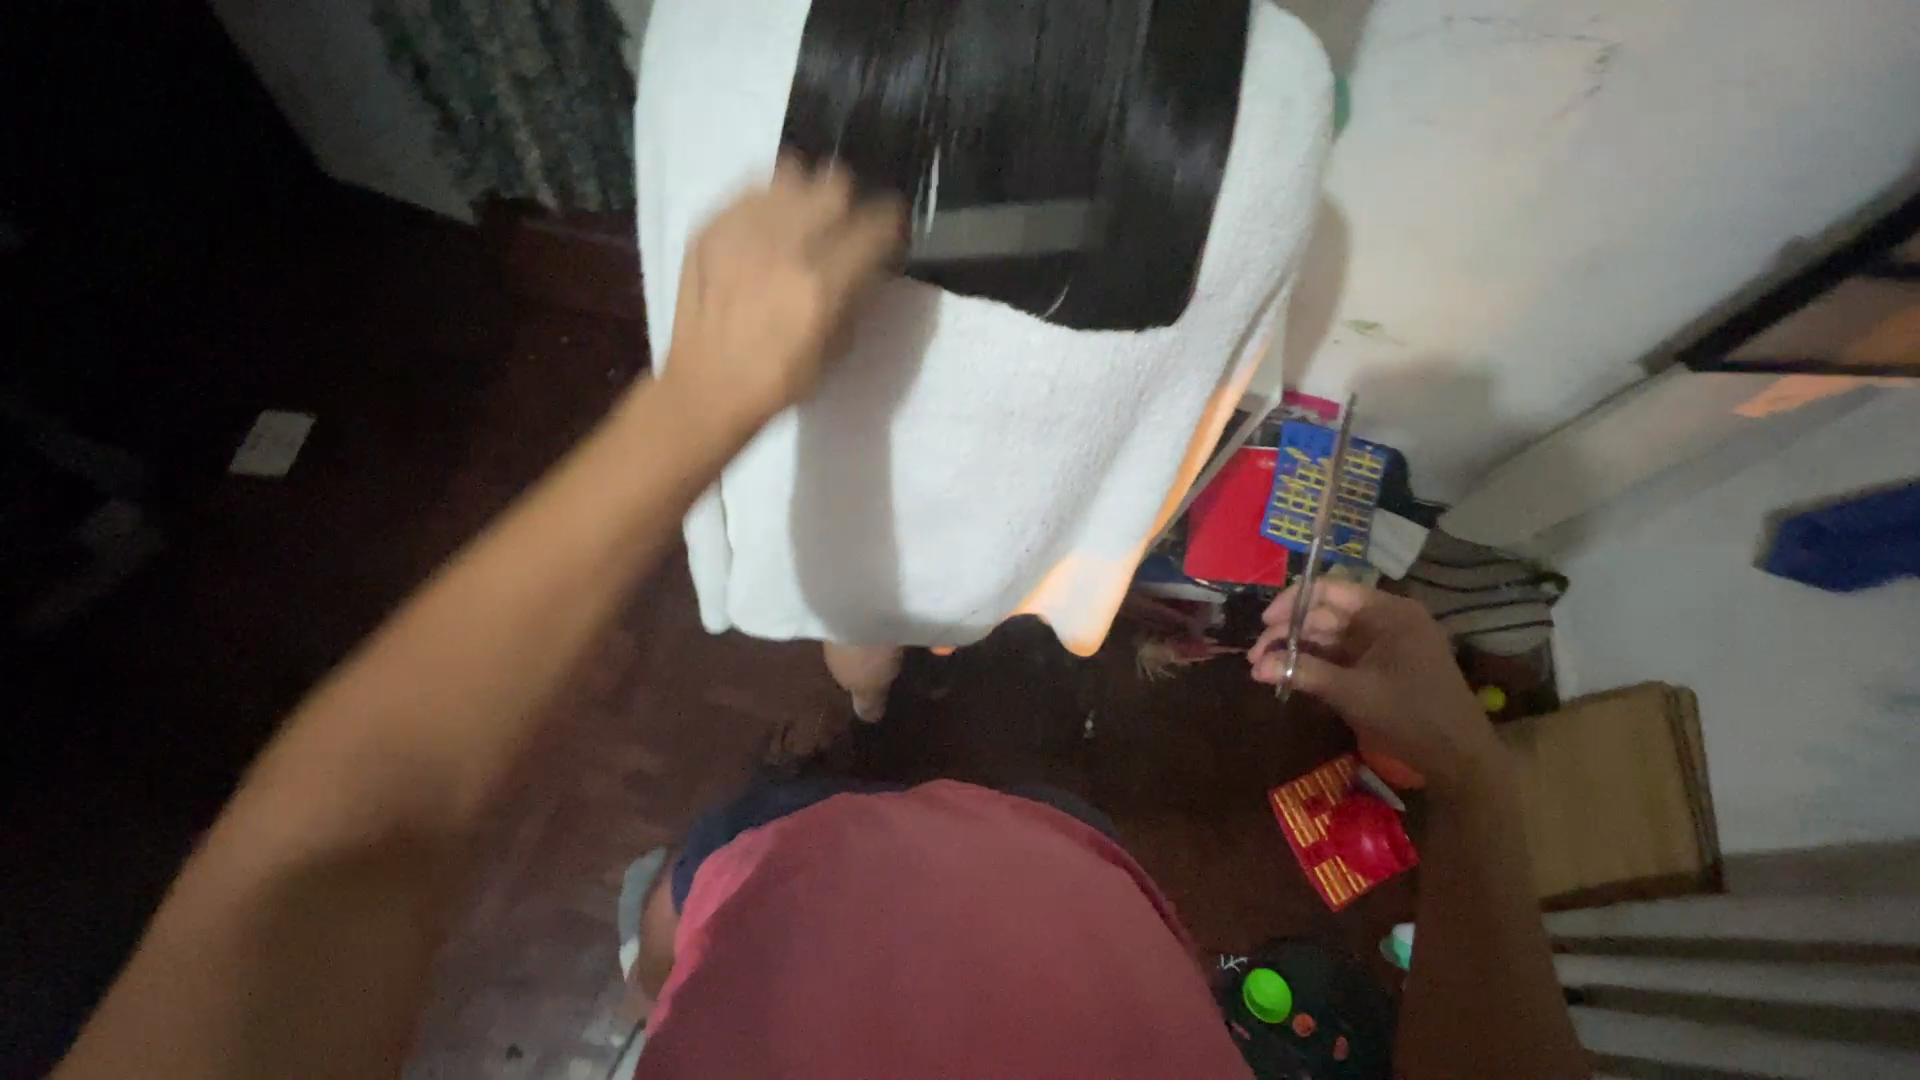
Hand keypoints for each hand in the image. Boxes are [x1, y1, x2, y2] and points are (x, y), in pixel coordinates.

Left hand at [657, 157, 905, 431]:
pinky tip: (768, 228)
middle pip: (835, 185)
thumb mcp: (837, 349)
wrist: (707, 386)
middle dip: (849, 204)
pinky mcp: (712, 226)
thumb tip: (869, 264)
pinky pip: (752, 190)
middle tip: (845, 226)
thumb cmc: (780, 379)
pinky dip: (769, 201)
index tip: (889, 233)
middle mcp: (785, 246)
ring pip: (793, 175)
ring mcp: (743, 230)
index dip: (890, 225)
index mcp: (822, 284)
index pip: (876, 225)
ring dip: (807, 196)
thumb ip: (857, 297)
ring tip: (803, 221)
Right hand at [1249, 581, 1500, 793]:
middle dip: (1288, 634)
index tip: (1264, 624)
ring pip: (1328, 636)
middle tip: (1255, 658)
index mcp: (1389, 612)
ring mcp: (1383, 643)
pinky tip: (1287, 675)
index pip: (1330, 590)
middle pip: (1324, 614)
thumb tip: (1257, 667)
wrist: (1459, 759)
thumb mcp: (1353, 693)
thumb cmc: (1411, 716)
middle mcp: (1386, 619)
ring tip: (1262, 670)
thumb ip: (1304, 672)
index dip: (1292, 603)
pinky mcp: (1380, 665)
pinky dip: (1314, 664)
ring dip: (1296, 651)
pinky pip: (1339, 655)